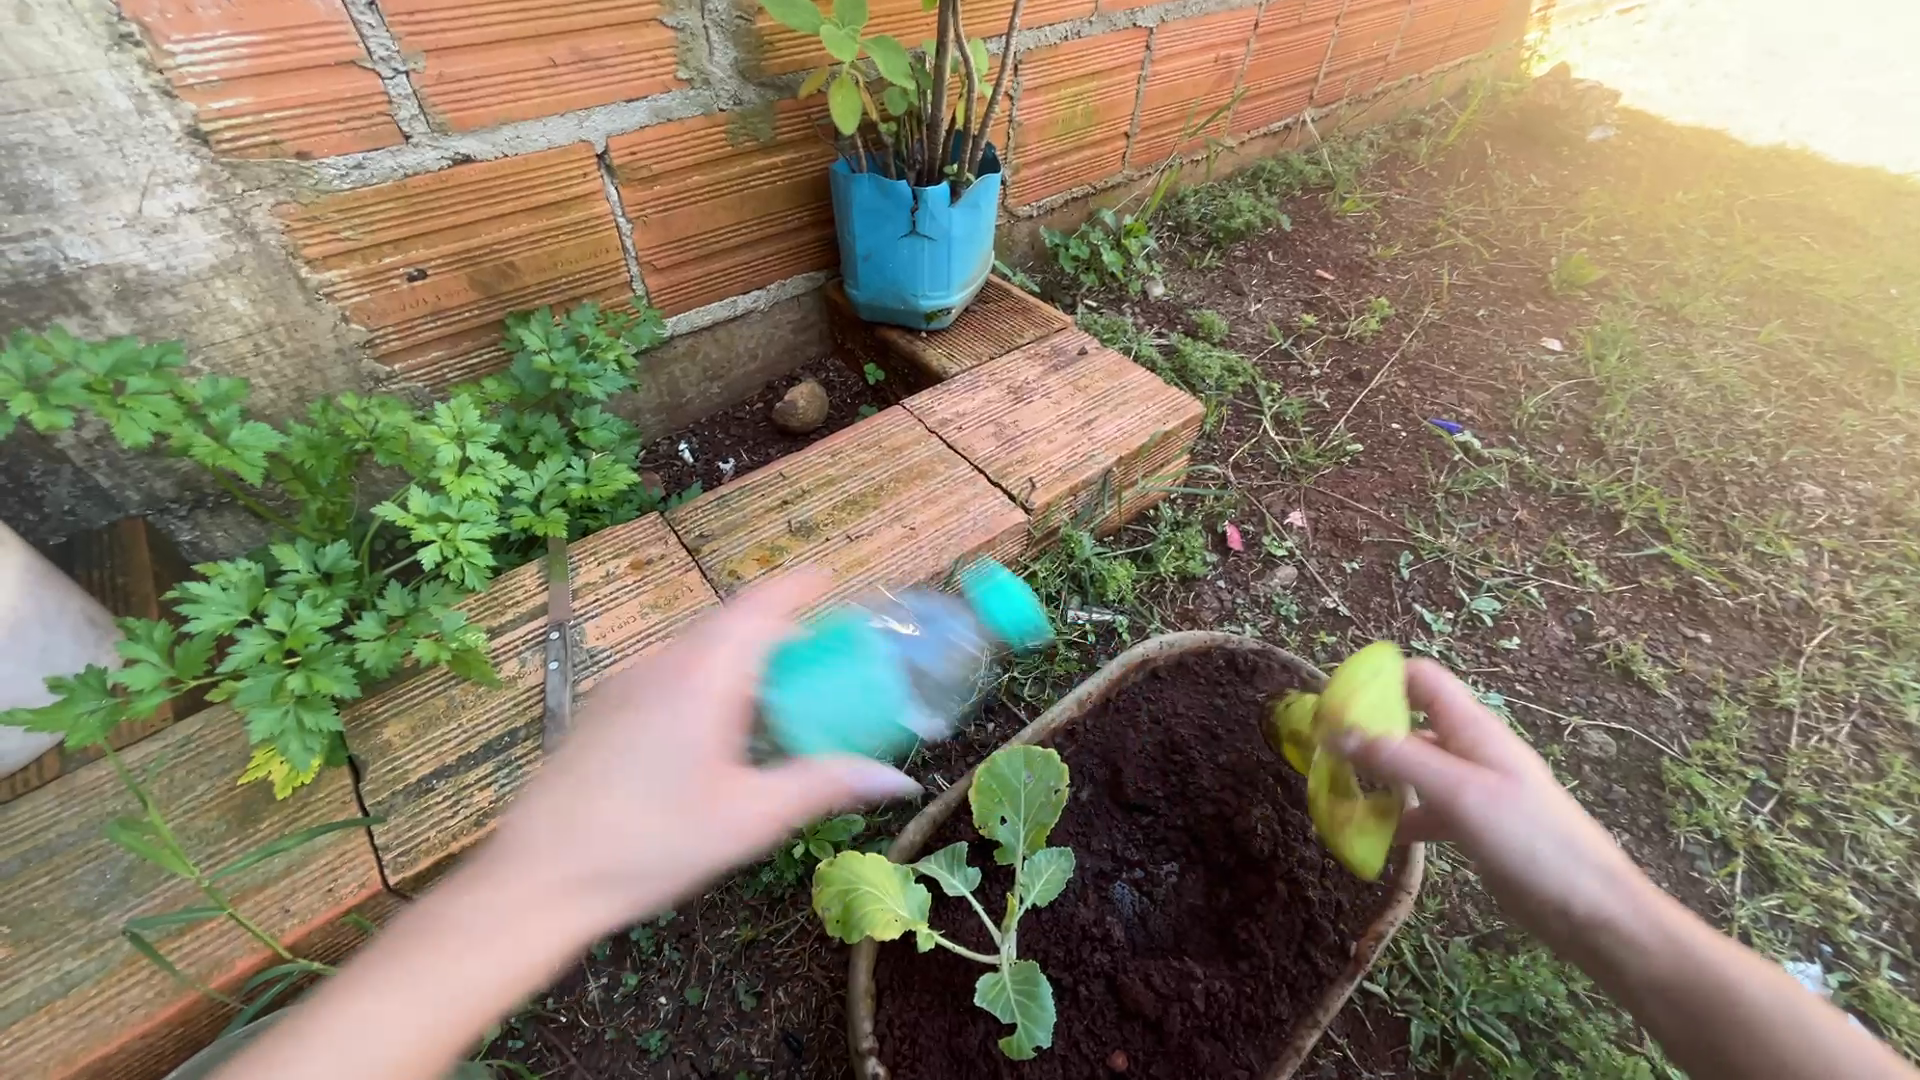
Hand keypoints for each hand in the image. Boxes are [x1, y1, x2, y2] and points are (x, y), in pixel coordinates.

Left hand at [473, 571, 923, 939]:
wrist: (535, 879)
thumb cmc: (651, 844)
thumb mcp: (751, 818)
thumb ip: (826, 785)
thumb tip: (899, 779)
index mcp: (704, 676)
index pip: (759, 606)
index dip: (798, 586)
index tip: (829, 580)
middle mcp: (664, 663)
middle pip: (731, 623)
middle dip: (779, 626)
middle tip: (818, 652)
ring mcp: (628, 682)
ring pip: (699, 647)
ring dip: (742, 653)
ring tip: (774, 690)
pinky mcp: (606, 707)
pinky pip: (672, 669)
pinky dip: (710, 674)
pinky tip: (715, 725)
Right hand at [1341, 658, 1655, 956]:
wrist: (1592, 912)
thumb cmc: (1529, 839)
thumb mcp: (1457, 791)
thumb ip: (1396, 758)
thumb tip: (1335, 731)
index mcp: (1471, 727)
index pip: (1420, 677)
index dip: (1379, 678)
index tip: (1337, 701)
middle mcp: (1469, 748)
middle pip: (1409, 717)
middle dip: (1367, 727)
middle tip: (1326, 747)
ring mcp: (1471, 785)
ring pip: (1412, 763)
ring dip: (1377, 771)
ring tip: (1340, 787)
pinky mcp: (1471, 821)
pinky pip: (1423, 804)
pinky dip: (1398, 812)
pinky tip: (1376, 832)